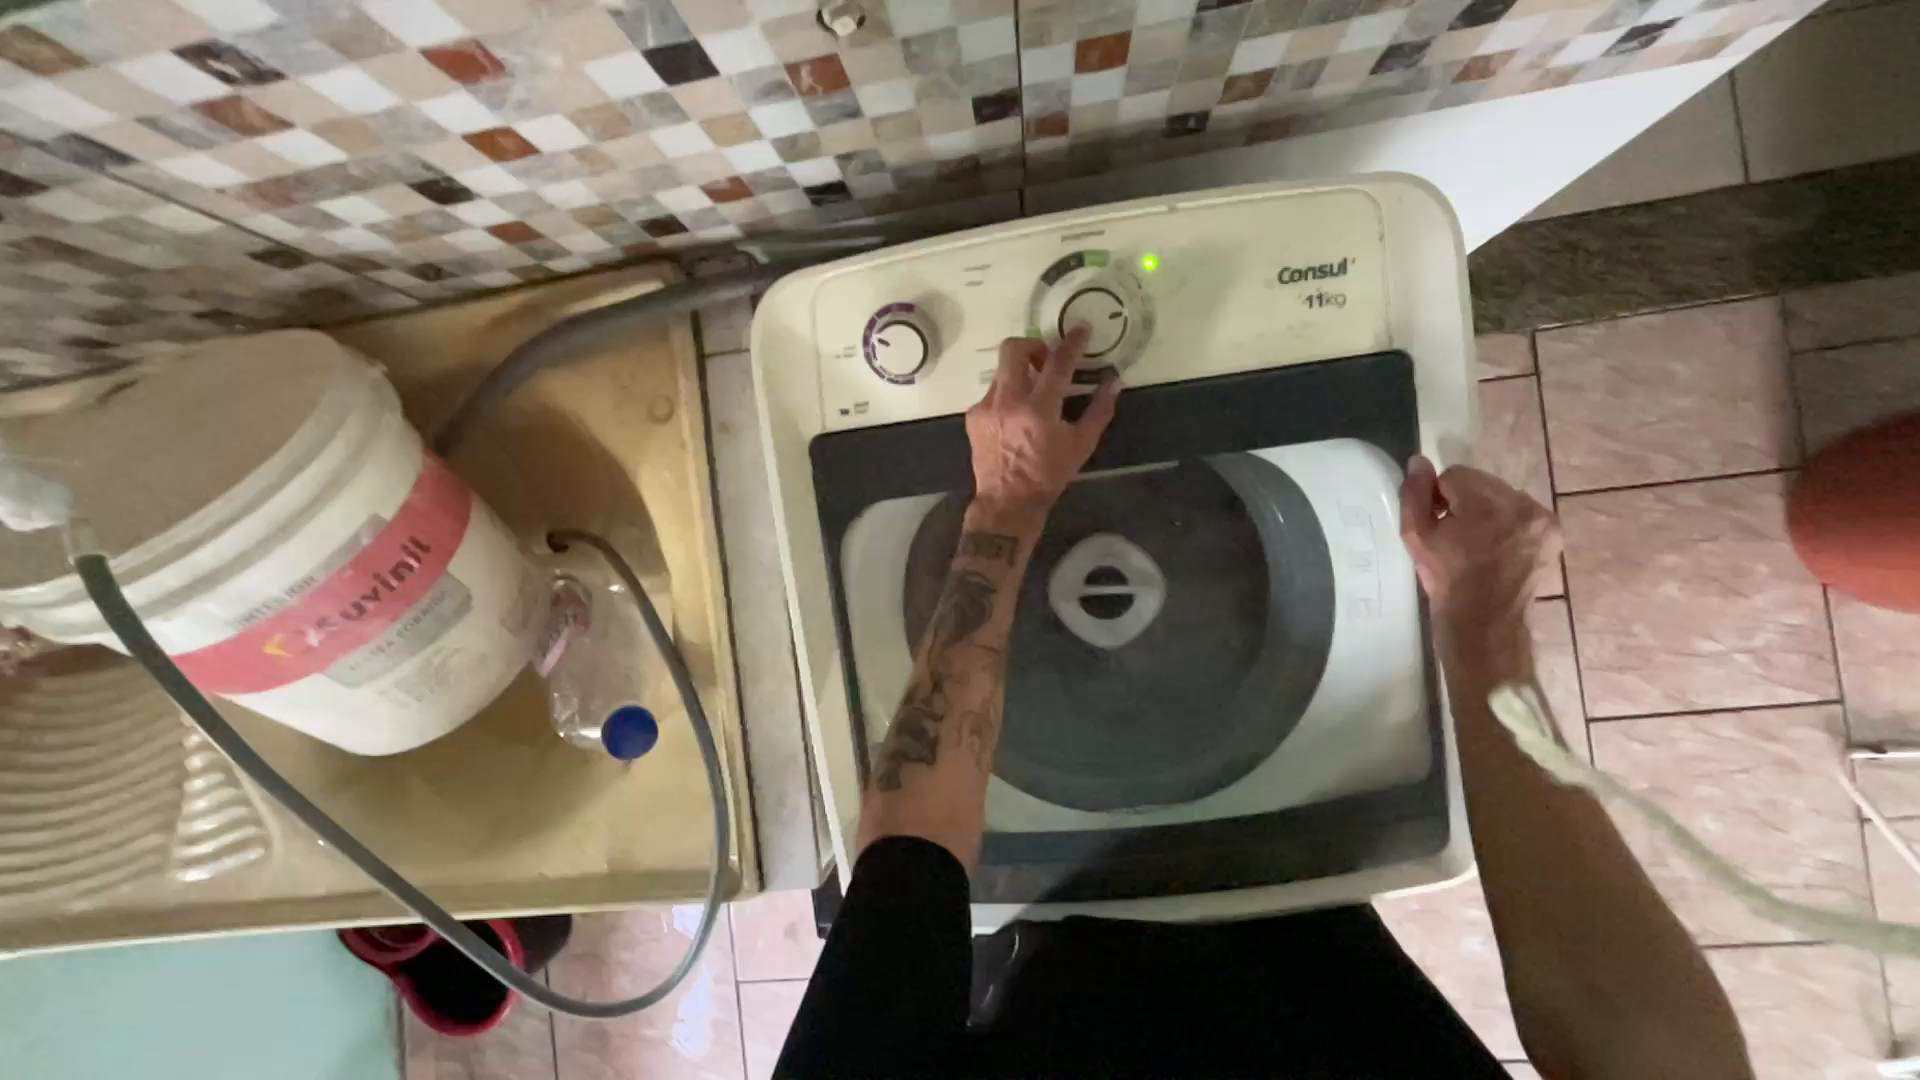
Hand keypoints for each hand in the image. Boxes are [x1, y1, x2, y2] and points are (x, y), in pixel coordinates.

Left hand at [966, 327, 1119, 516]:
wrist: (1007, 503)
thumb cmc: (1049, 476)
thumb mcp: (1081, 446)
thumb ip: (1099, 410)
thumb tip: (1114, 382)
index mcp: (1038, 409)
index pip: (1058, 363)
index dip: (1072, 342)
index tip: (1081, 329)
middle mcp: (1008, 401)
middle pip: (1014, 349)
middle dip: (1033, 345)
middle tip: (1046, 361)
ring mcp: (986, 407)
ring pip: (1002, 371)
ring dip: (1021, 374)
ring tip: (1033, 395)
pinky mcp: (973, 416)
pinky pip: (993, 393)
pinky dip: (1007, 397)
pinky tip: (1016, 419)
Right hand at [1399, 455, 1559, 649]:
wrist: (1484, 618)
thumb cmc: (1445, 578)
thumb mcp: (1416, 536)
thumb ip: (1415, 494)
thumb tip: (1419, 461)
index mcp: (1488, 505)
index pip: (1455, 474)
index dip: (1439, 497)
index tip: (1437, 522)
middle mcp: (1523, 505)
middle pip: (1482, 482)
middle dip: (1464, 500)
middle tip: (1454, 532)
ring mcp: (1543, 519)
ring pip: (1502, 495)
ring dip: (1486, 508)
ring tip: (1475, 540)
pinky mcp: (1553, 532)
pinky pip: (1522, 511)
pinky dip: (1506, 521)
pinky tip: (1495, 544)